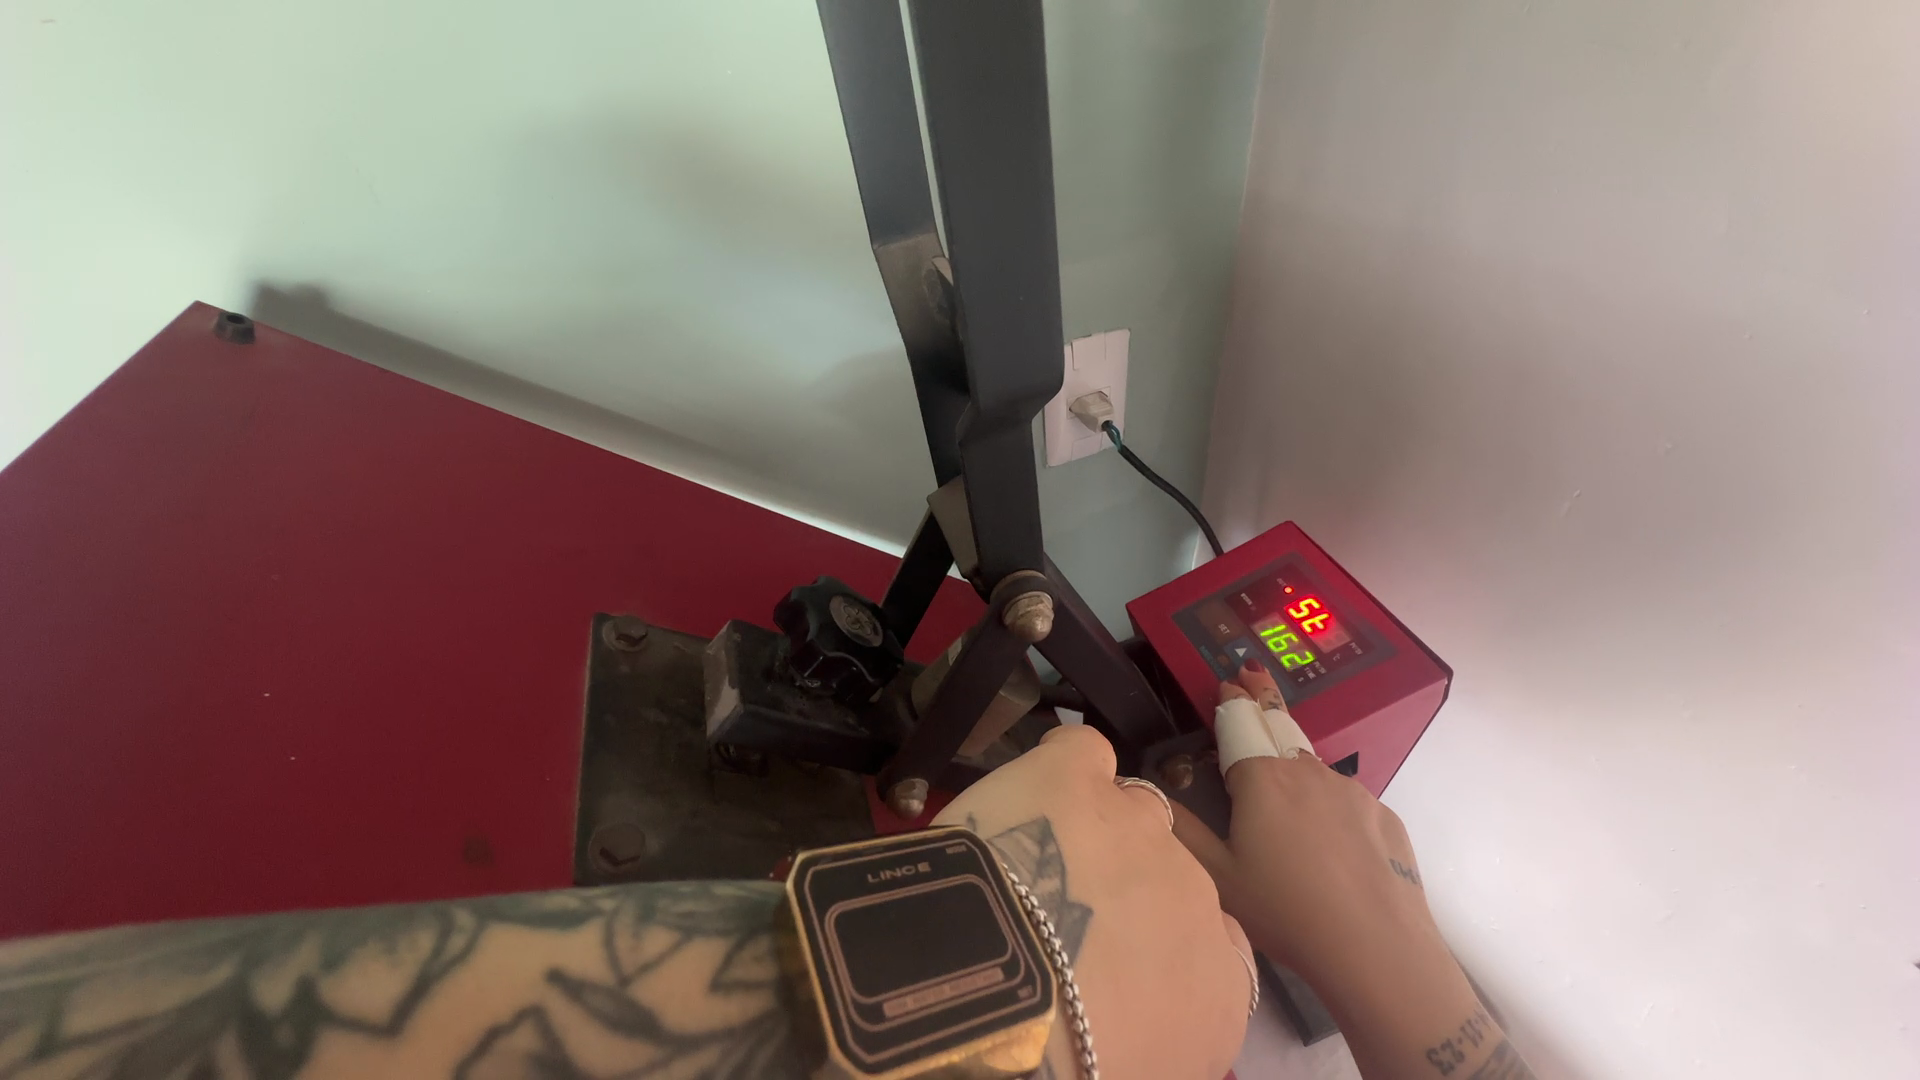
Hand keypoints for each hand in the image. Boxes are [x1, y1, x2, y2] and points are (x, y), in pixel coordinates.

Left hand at [934, 725, 1252, 1079]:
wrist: (994, 1014)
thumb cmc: (1070, 1070)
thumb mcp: (1140, 1074)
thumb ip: (1161, 1041)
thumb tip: (1140, 1021)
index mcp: (1218, 981)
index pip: (1214, 946)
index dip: (1162, 946)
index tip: (1118, 959)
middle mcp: (1192, 891)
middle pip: (1160, 873)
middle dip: (1117, 892)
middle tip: (1055, 919)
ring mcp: (1136, 824)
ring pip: (1123, 810)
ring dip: (1087, 832)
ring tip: (1028, 861)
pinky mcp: (1073, 777)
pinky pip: (1083, 751)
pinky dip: (1061, 767)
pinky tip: (1033, 794)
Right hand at [1172, 669, 1446, 994]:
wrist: (1378, 952)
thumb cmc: (1286, 910)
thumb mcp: (1217, 876)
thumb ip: (1180, 828)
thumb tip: (1147, 790)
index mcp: (1262, 778)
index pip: (1240, 721)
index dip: (1231, 699)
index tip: (1228, 679)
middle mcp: (1307, 771)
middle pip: (1280, 722)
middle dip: (1262, 694)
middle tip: (1252, 672)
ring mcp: (1352, 792)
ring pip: (1312, 762)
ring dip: (1292, 752)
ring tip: (1280, 765)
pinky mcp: (1384, 818)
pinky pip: (1346, 797)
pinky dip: (1327, 798)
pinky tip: (1327, 833)